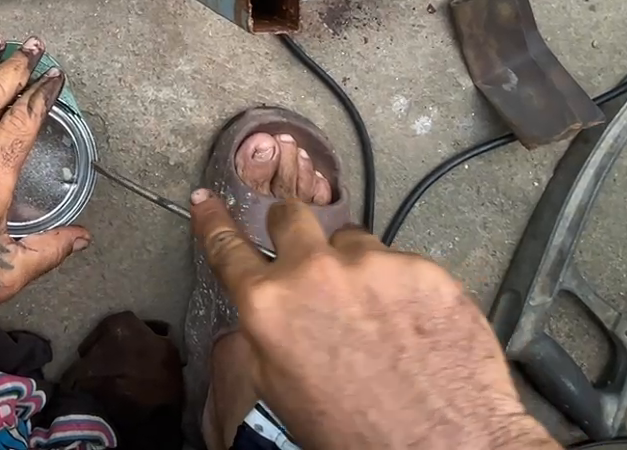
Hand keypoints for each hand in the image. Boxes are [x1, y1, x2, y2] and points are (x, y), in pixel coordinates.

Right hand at [190, 193, 556, 449]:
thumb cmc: (354, 435)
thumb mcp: (279, 391)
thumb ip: (262, 334)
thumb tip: (261, 306)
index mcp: (268, 304)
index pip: (225, 246)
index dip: (212, 219)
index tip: (205, 199)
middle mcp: (313, 271)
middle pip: (290, 214)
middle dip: (295, 231)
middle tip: (312, 262)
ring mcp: (370, 264)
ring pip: (351, 239)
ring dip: (355, 265)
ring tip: (378, 313)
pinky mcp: (421, 268)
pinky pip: (400, 262)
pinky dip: (402, 286)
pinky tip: (416, 325)